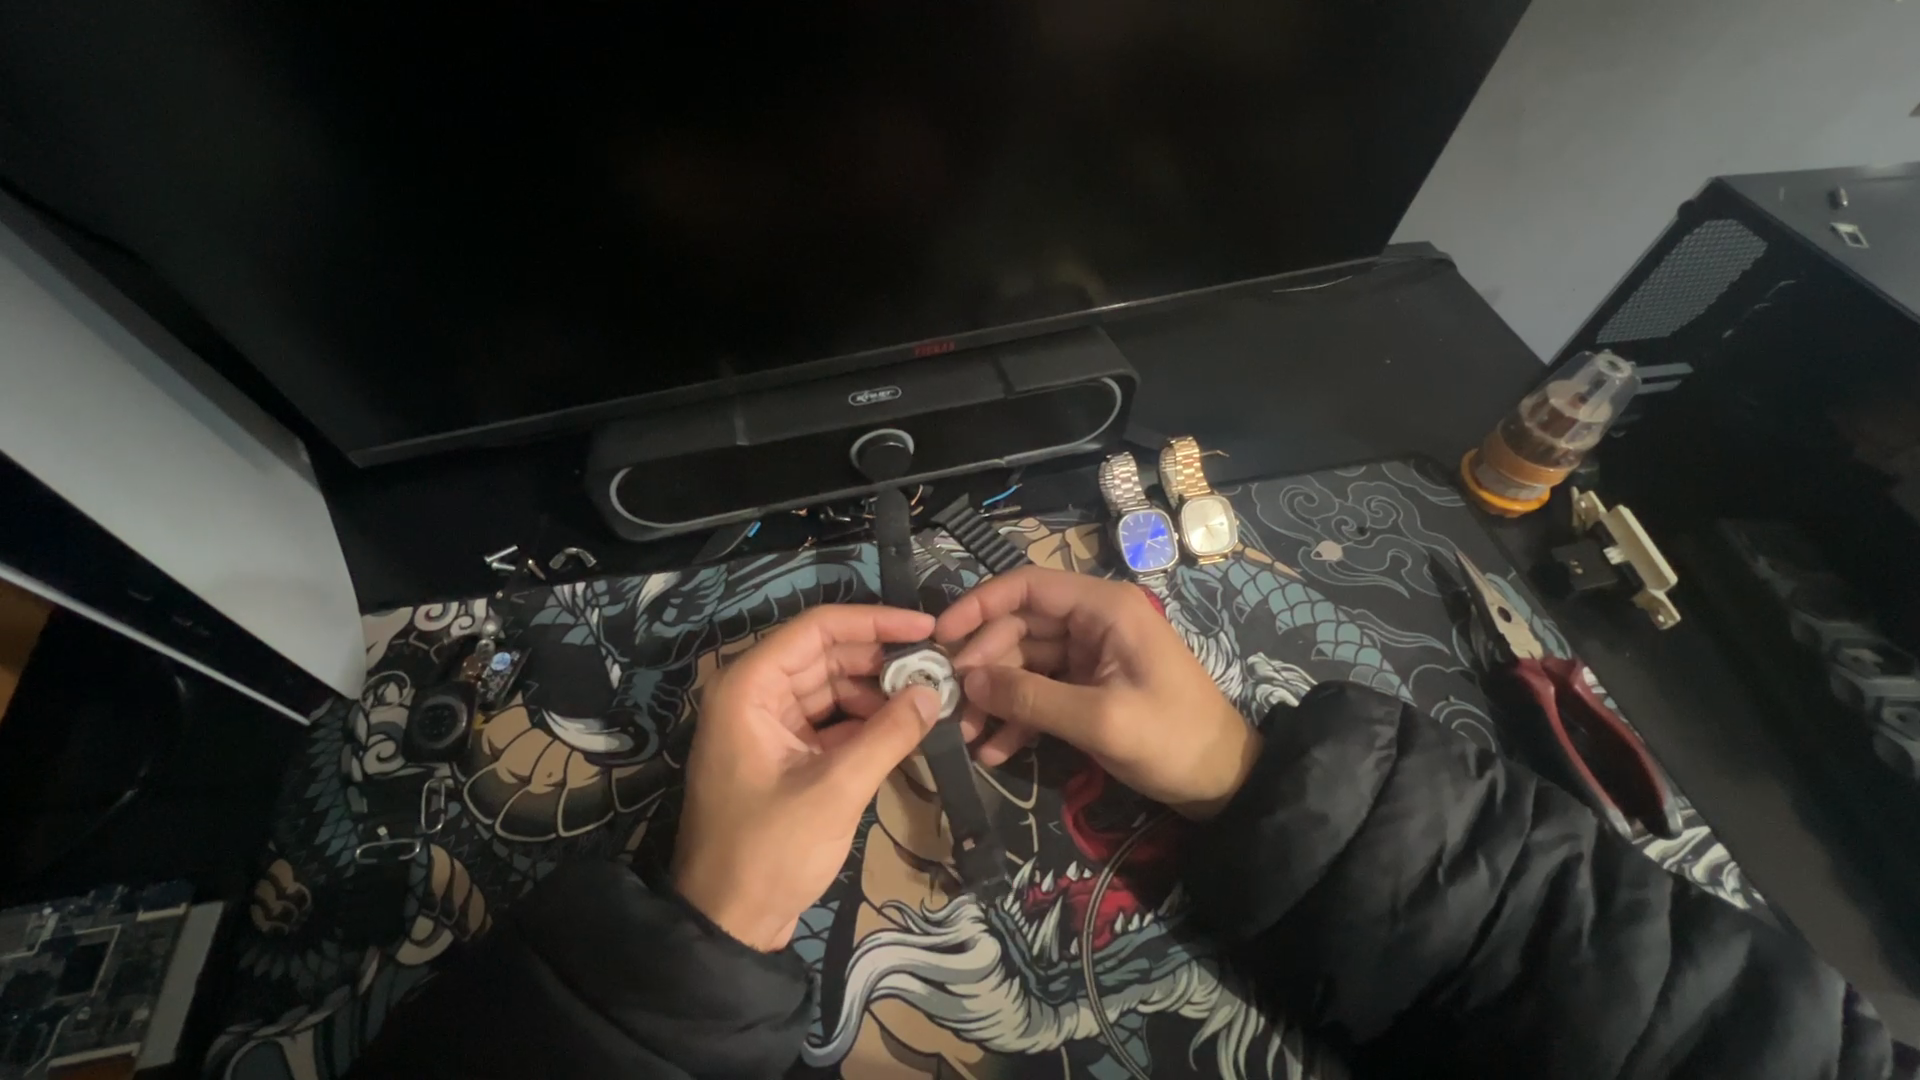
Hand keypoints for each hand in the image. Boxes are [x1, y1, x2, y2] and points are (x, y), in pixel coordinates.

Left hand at [673, 605, 942, 950]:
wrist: (727, 926)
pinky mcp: (785, 754)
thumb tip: (935, 692)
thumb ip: (888, 735)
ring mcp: (770, 725)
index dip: (875, 622)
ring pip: (833, 687)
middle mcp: (756, 694)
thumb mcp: (835, 790)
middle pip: (827, 655)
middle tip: (939, 667)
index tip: (927, 627)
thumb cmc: (769, 851)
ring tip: (930, 698)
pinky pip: (831, 721)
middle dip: (882, 660)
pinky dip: (866, 722)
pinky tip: (907, 726)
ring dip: (879, 692)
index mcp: (750, 687)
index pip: (818, 629)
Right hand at [934, 567, 1260, 819]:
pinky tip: (995, 750)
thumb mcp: (1100, 720)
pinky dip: (1017, 716)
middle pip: (1018, 627)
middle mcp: (1093, 621)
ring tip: (967, 736)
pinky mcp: (1087, 685)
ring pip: (1023, 662)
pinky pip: (1040, 690)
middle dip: (983, 665)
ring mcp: (1089, 654)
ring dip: (995, 697)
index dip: (979, 605)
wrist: (1223, 781)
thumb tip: (968, 681)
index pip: (1027, 586)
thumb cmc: (1172, 739)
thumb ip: (1032, 698)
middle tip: (951, 704)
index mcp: (1104, 608)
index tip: (940, 637)